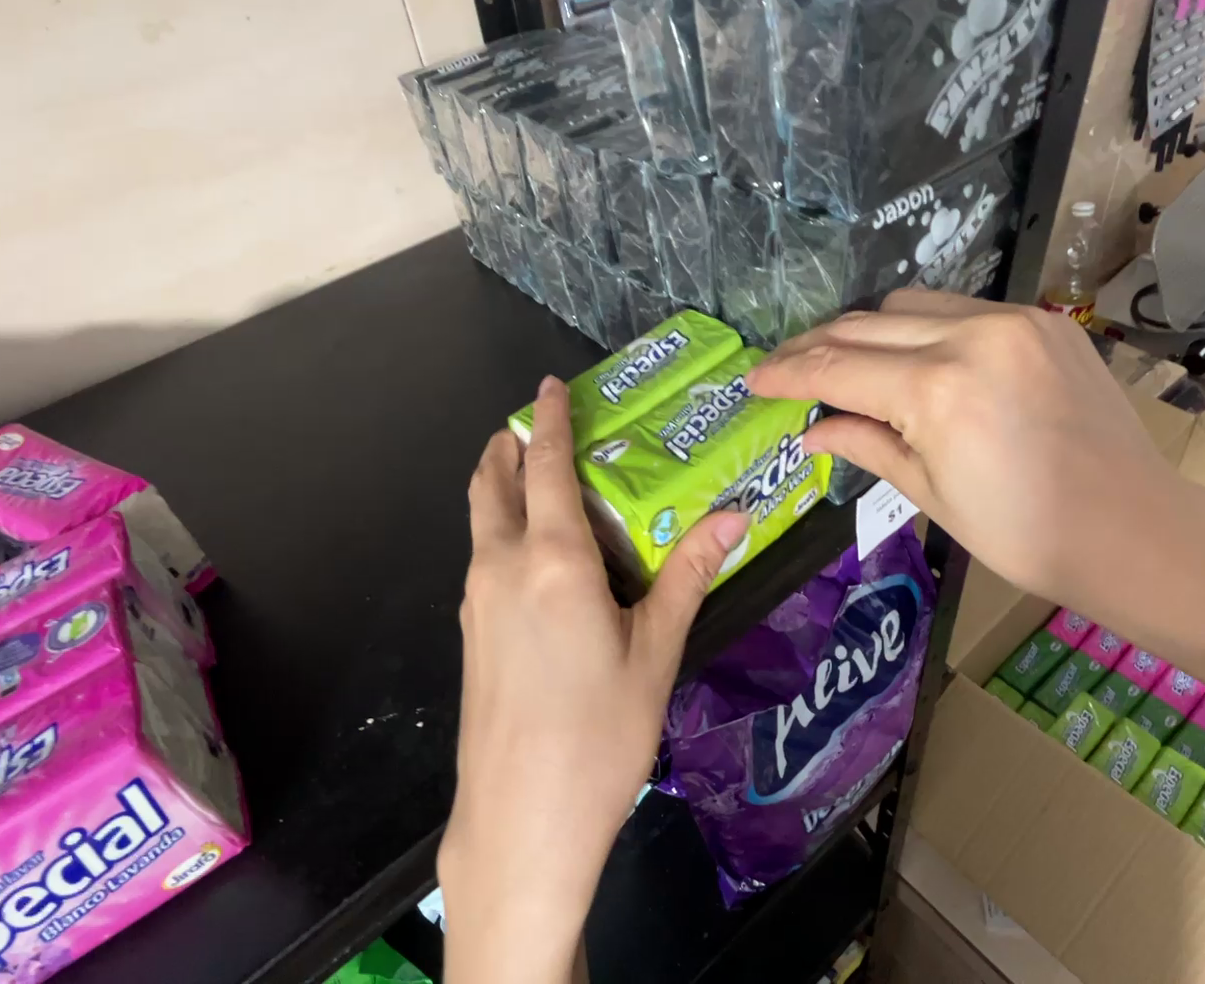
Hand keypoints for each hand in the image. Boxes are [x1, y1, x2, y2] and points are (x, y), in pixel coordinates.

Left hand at [442, 376, 749, 983]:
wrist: (521, 819)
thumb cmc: (600, 734)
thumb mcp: (655, 651)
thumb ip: (688, 575)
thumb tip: (735, 517)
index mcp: (552, 559)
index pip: (543, 465)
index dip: (548, 419)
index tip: (550, 386)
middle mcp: (502, 566)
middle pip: (491, 483)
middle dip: (508, 445)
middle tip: (536, 425)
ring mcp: (476, 601)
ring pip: (481, 521)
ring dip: (500, 485)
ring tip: (535, 478)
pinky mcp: (470, 633)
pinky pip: (482, 557)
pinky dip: (501, 529)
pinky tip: (535, 554)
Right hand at [747, 290, 1194, 618]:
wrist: (1133, 530)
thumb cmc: (1022, 533)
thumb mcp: (929, 494)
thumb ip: (864, 443)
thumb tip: (811, 428)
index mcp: (939, 390)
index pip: (837, 367)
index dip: (787, 373)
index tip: (753, 378)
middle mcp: (973, 336)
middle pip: (863, 324)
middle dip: (814, 346)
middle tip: (783, 369)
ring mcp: (1014, 321)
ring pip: (907, 304)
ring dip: (864, 330)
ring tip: (843, 362)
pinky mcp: (1043, 321)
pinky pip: (958, 309)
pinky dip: (919, 329)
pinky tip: (910, 358)